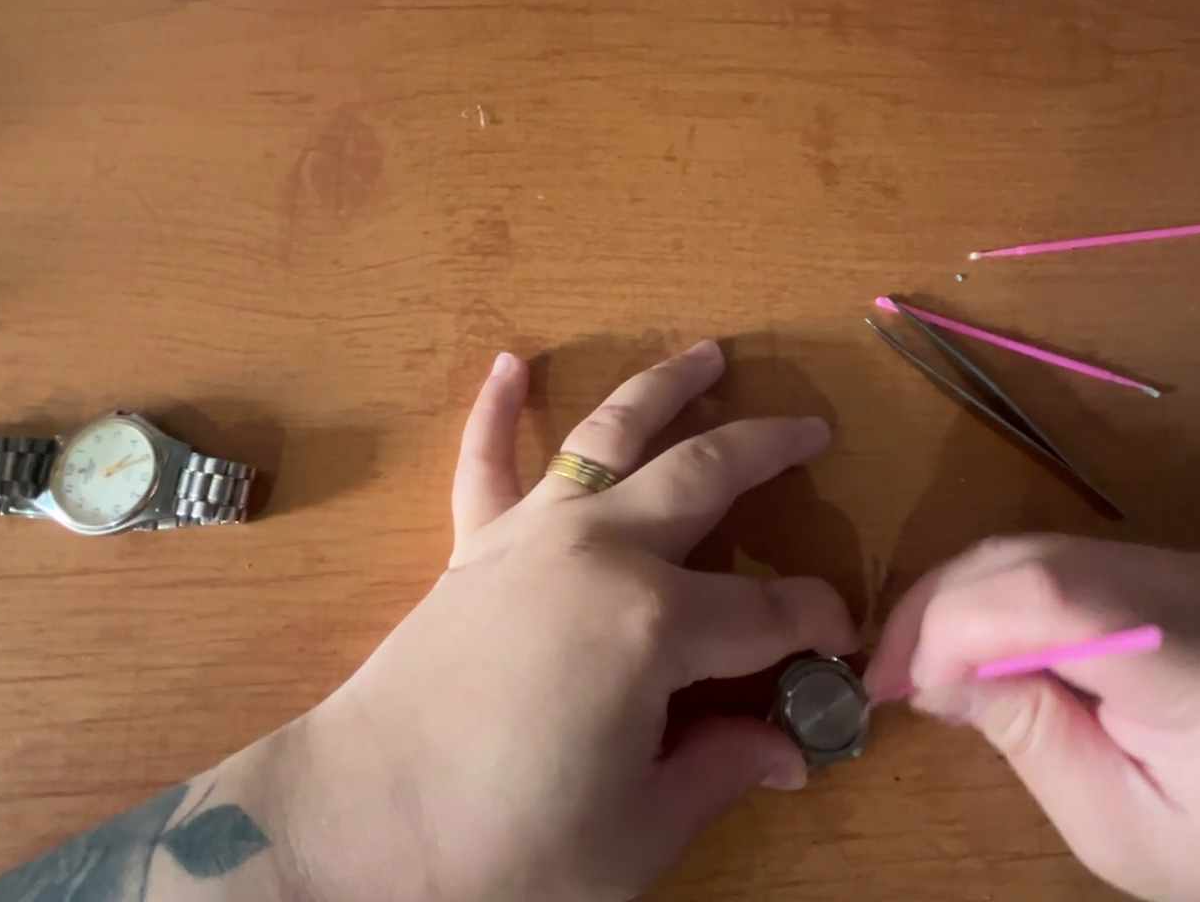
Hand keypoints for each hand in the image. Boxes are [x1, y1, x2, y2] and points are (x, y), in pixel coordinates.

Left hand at [285, 343, 857, 901]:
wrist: (359, 823)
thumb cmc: (505, 845)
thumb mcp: (635, 833)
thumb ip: (719, 771)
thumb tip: (788, 751)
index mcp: (655, 623)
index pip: (767, 610)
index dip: (816, 621)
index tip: (840, 638)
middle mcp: (602, 549)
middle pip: (705, 473)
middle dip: (768, 447)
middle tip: (812, 429)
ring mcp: (533, 533)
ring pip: (609, 435)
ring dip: (663, 387)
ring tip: (705, 354)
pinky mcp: (474, 541)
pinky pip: (484, 459)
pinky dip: (495, 409)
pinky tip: (509, 363)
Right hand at [865, 535, 1199, 901]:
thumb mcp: (1118, 829)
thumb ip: (1025, 734)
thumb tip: (931, 671)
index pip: (1048, 595)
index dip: (954, 624)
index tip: (905, 688)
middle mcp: (1191, 581)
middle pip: (1022, 559)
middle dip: (935, 610)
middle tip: (887, 677)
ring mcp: (1176, 560)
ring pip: (1019, 550)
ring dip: (951, 601)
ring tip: (918, 666)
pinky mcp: (1154, 562)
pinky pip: (1041, 561)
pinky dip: (986, 597)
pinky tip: (969, 645)